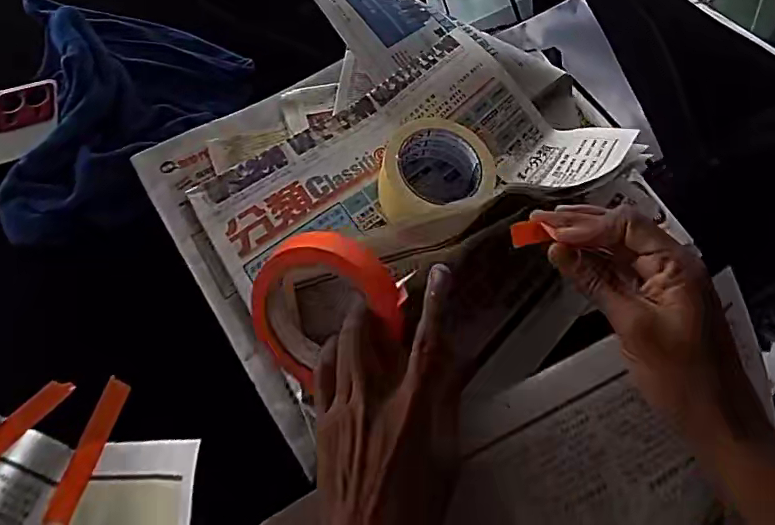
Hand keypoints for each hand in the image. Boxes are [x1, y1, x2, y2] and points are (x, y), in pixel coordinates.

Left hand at [313, 263, 459, 524]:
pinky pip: (323, 368)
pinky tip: (341, 350)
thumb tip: (451, 362)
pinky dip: (333, 350)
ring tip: (367, 323)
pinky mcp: (323, 419)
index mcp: (413, 410)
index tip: (440, 274)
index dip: (435, 303)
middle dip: (379, 305)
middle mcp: (374, 400)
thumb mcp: (446, 458)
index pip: (427, 342)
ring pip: (343, 342)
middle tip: (389, 301)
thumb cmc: (415, 507)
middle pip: (370, 330)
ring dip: (356, 324)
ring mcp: (343, 407)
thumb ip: (446, 403)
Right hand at [528, 206, 769, 446]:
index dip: (584, 224)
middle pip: (620, 228)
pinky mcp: (658, 298)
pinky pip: (621, 267)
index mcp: (677, 265)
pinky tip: (572, 259)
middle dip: (579, 223)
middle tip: (541, 221)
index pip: (624, 225)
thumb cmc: (690, 384)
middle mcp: (674, 265)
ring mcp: (666, 281)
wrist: (723, 429)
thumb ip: (594, 282)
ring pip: (618, 245)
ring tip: (549, 232)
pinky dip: (594, 260)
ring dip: (583, 239)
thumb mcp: (632, 327)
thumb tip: (560, 251)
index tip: (552, 229)